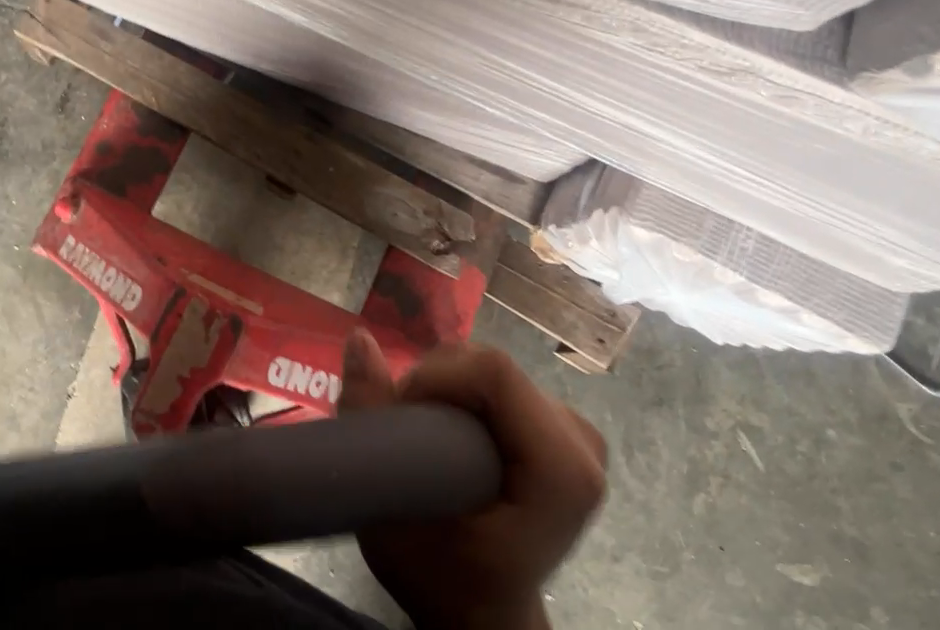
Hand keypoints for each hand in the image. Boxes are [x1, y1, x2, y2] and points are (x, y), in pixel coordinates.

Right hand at [339, 330, 606, 629]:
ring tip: (421, 438)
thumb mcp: (390, 514)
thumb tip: (360, 338)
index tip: (396, 417)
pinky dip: (459, 396)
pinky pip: (497, 382)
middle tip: (402, 432)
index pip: (493, 372)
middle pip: (490, 366)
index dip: (433, 379)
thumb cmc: (440, 576)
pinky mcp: (559, 429)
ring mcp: (575, 433)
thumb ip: (372, 421)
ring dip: (442, 389)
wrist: (481, 613)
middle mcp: (580, 442)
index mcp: (560, 469)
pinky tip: (446, 438)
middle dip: (432, 385)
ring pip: (489, 369)